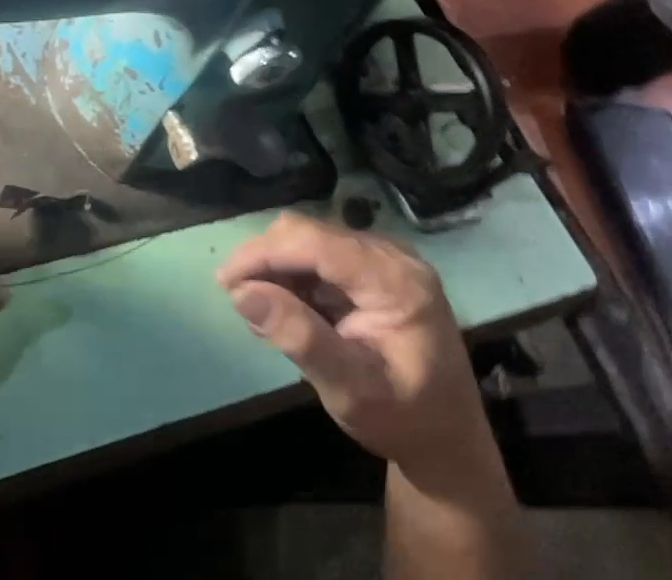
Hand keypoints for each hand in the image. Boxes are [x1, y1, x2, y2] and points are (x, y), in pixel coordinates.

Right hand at [217, 212, 490, 475]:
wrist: (445, 438)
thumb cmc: (401, 418)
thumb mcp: (348, 389)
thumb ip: (299, 338)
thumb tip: (242, 293)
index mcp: (397, 283)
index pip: (316, 243)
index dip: (264, 253)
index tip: (225, 282)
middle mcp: (393, 257)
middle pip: (309, 233)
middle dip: (265, 260)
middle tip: (240, 301)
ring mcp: (385, 259)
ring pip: (308, 239)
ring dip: (276, 268)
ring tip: (264, 314)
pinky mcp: (373, 268)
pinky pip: (319, 254)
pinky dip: (292, 276)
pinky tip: (286, 310)